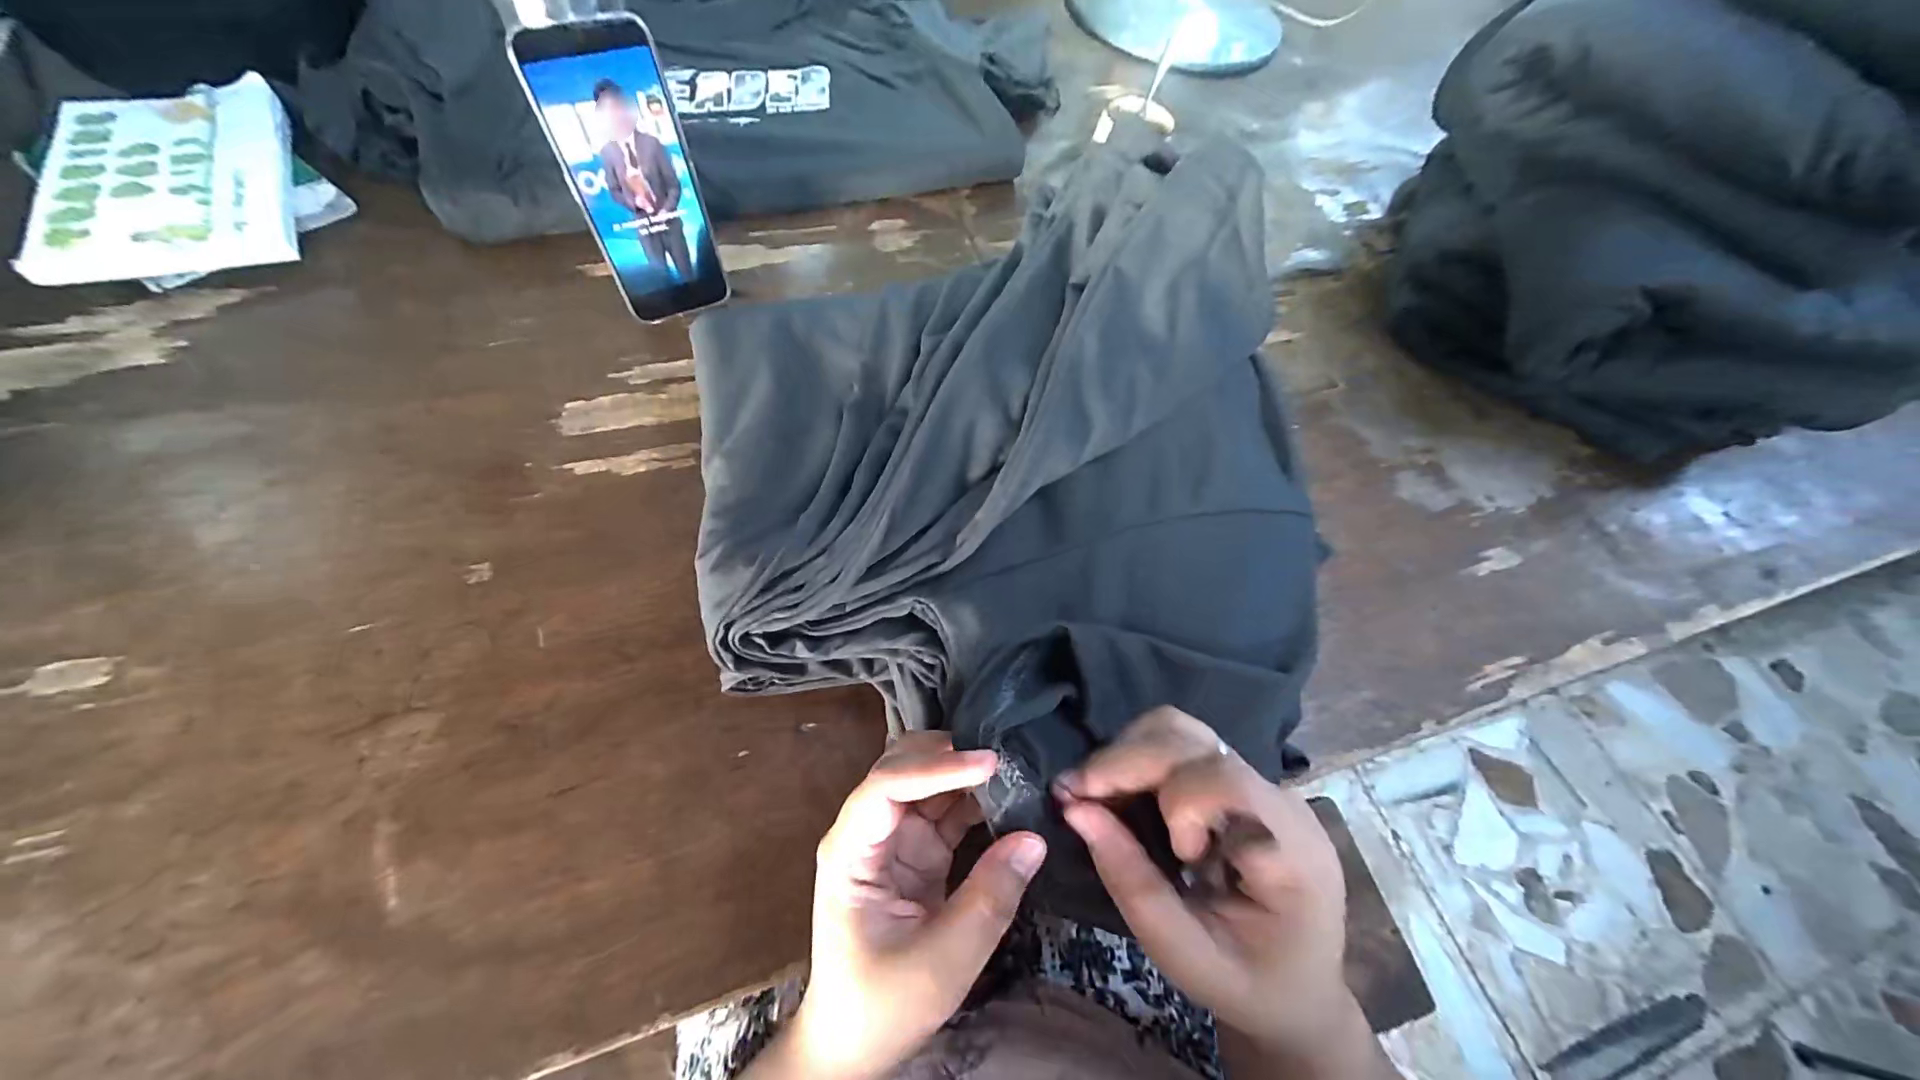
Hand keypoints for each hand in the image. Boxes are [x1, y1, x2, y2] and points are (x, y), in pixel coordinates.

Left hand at [758, 733, 1047, 1079]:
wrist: (854, 1042)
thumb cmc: (883, 1005)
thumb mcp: (942, 962)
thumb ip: (989, 898)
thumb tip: (1034, 839)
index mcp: (850, 850)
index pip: (886, 786)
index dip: (937, 768)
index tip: (989, 763)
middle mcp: (868, 831)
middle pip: (902, 768)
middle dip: (949, 755)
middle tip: (1004, 755)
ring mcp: (894, 839)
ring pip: (927, 782)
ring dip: (966, 773)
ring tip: (1015, 770)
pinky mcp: (917, 851)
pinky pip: (947, 811)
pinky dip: (976, 801)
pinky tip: (1008, 798)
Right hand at [1058, 708, 1392, 1077]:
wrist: (1299, 990)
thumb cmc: (1248, 984)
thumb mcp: (1185, 955)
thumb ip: (1132, 883)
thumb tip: (1074, 809)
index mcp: (1290, 852)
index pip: (1225, 781)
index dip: (1175, 800)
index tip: (1162, 849)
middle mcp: (1279, 800)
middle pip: (1192, 740)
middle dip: (1125, 761)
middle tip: (1075, 795)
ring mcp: (1261, 782)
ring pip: (1180, 729)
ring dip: (1128, 753)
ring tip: (1097, 793)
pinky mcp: (1239, 779)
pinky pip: (1182, 744)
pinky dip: (1139, 757)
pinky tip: (1121, 792)